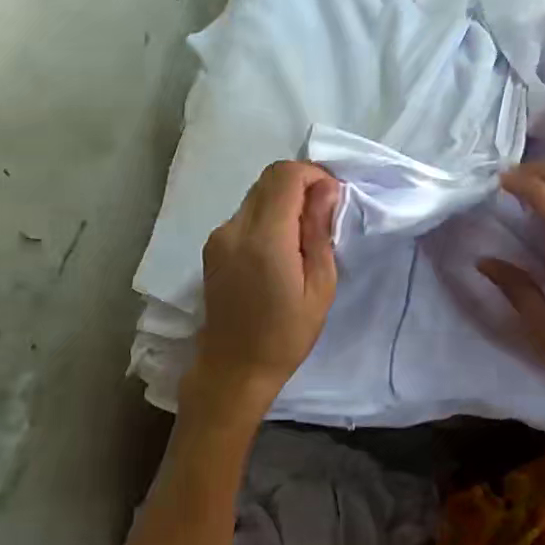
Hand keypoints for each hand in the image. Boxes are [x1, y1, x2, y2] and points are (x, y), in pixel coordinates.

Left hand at [187, 161, 340, 410]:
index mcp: (264, 238)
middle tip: (323, 215)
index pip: (285, 176)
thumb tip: (326, 189)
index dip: (314, 175)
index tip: (332, 199)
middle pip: (268, 179)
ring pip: (256, 194)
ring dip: (284, 200)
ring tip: (304, 234)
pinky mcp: (213, 247)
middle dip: (301, 184)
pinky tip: (281, 247)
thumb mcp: (319, 288)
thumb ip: (319, 232)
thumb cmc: (285, 335)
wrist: (234, 369)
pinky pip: (245, 214)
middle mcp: (235, 228)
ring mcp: (219, 236)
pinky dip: (268, 216)